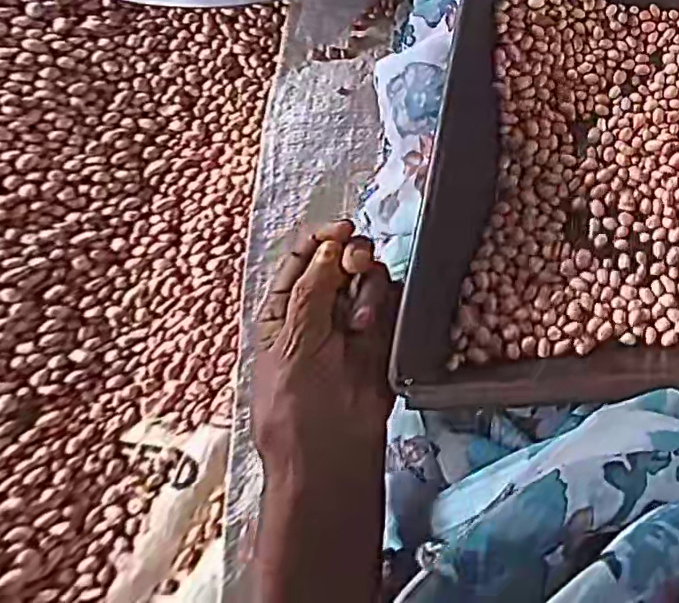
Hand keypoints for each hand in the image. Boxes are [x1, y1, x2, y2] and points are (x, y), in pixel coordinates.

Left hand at [252, 221, 397, 475]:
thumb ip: (312, 289)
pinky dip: (385, 303)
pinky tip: (373, 327)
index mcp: (285, 307)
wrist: (334, 449)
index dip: (322, 238)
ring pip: (370, 275)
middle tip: (355, 266)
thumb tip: (331, 244)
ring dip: (368, 289)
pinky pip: (393, 296)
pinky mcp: (385, 327)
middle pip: (341, 258)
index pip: (304, 257)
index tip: (342, 230)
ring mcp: (355, 315)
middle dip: (351, 256)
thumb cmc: (297, 404)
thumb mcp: (291, 343)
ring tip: (360, 322)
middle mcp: (322, 305)